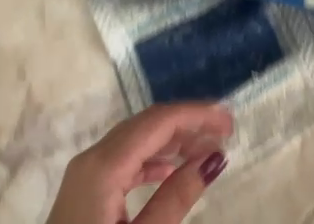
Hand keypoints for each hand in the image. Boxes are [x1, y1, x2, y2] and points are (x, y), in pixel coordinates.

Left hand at [45, 102, 232, 223]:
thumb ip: (176, 199)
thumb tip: (212, 160)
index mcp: (104, 166)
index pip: (157, 122)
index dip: (195, 115)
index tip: (229, 122)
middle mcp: (92, 159)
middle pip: (145, 125)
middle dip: (186, 125)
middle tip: (224, 134)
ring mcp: (85, 174)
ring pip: (134, 140)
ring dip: (171, 141)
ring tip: (206, 152)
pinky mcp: (85, 190)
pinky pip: (123, 160)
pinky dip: (152, 159)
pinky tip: (171, 170)